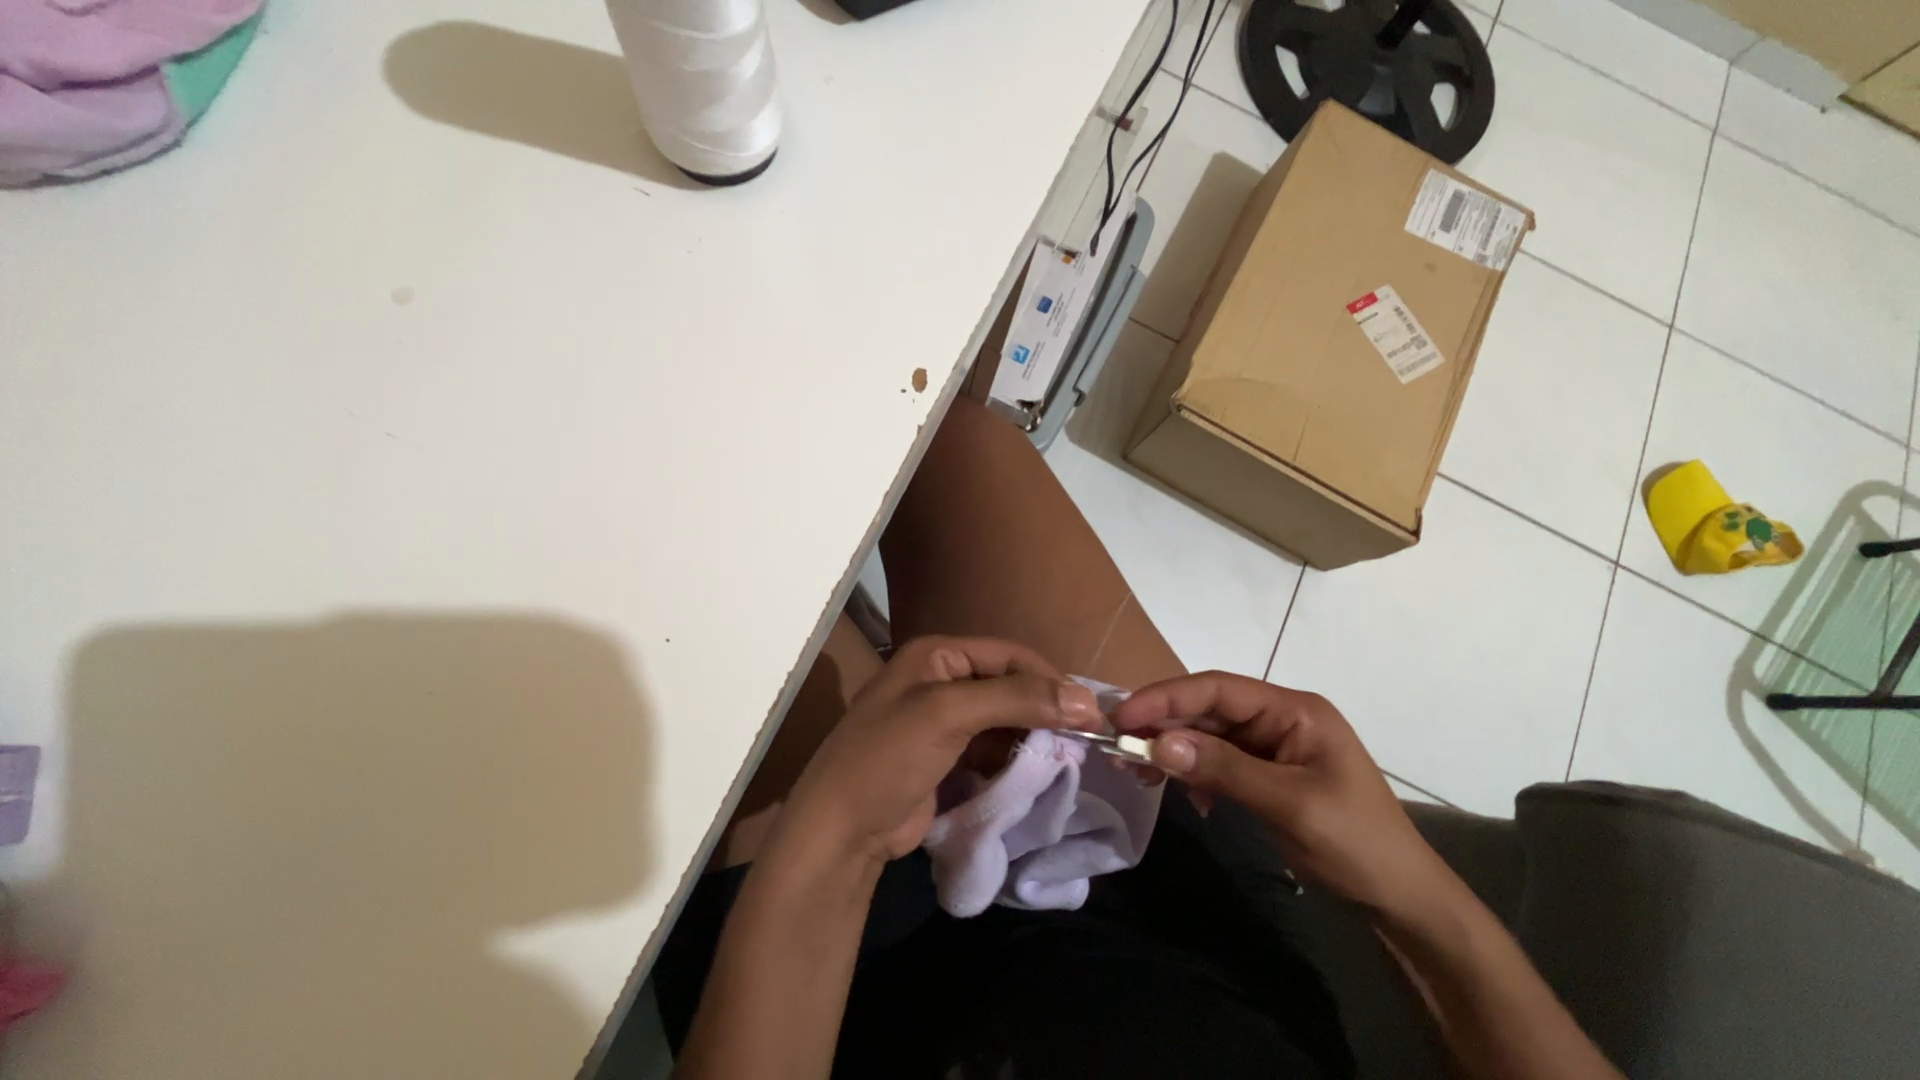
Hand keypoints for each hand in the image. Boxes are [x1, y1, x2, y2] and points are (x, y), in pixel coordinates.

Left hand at [778, 636, 1105, 866]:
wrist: (841, 829)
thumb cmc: (888, 757)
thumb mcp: (949, 715)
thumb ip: (1016, 699)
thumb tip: (1086, 701)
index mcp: (936, 655)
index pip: (1009, 655)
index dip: (1050, 679)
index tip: (1090, 712)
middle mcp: (940, 681)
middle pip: (1009, 686)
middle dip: (1044, 710)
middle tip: (1085, 739)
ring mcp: (942, 723)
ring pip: (1005, 720)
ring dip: (1032, 738)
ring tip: (1065, 759)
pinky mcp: (947, 760)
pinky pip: (993, 751)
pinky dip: (1015, 760)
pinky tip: (1036, 775)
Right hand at [1111, 672, 1449, 916]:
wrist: (1400, 896)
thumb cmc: (1354, 842)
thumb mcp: (1289, 804)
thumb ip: (1224, 769)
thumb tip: (1158, 743)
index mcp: (1293, 710)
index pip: (1217, 688)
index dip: (1166, 698)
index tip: (1122, 717)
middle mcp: (1280, 718)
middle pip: (1208, 708)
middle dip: (1163, 725)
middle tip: (1119, 748)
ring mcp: (1273, 747)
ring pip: (1208, 735)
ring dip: (1174, 751)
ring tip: (1139, 774)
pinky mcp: (1267, 774)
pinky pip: (1218, 762)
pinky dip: (1195, 775)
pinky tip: (1190, 799)